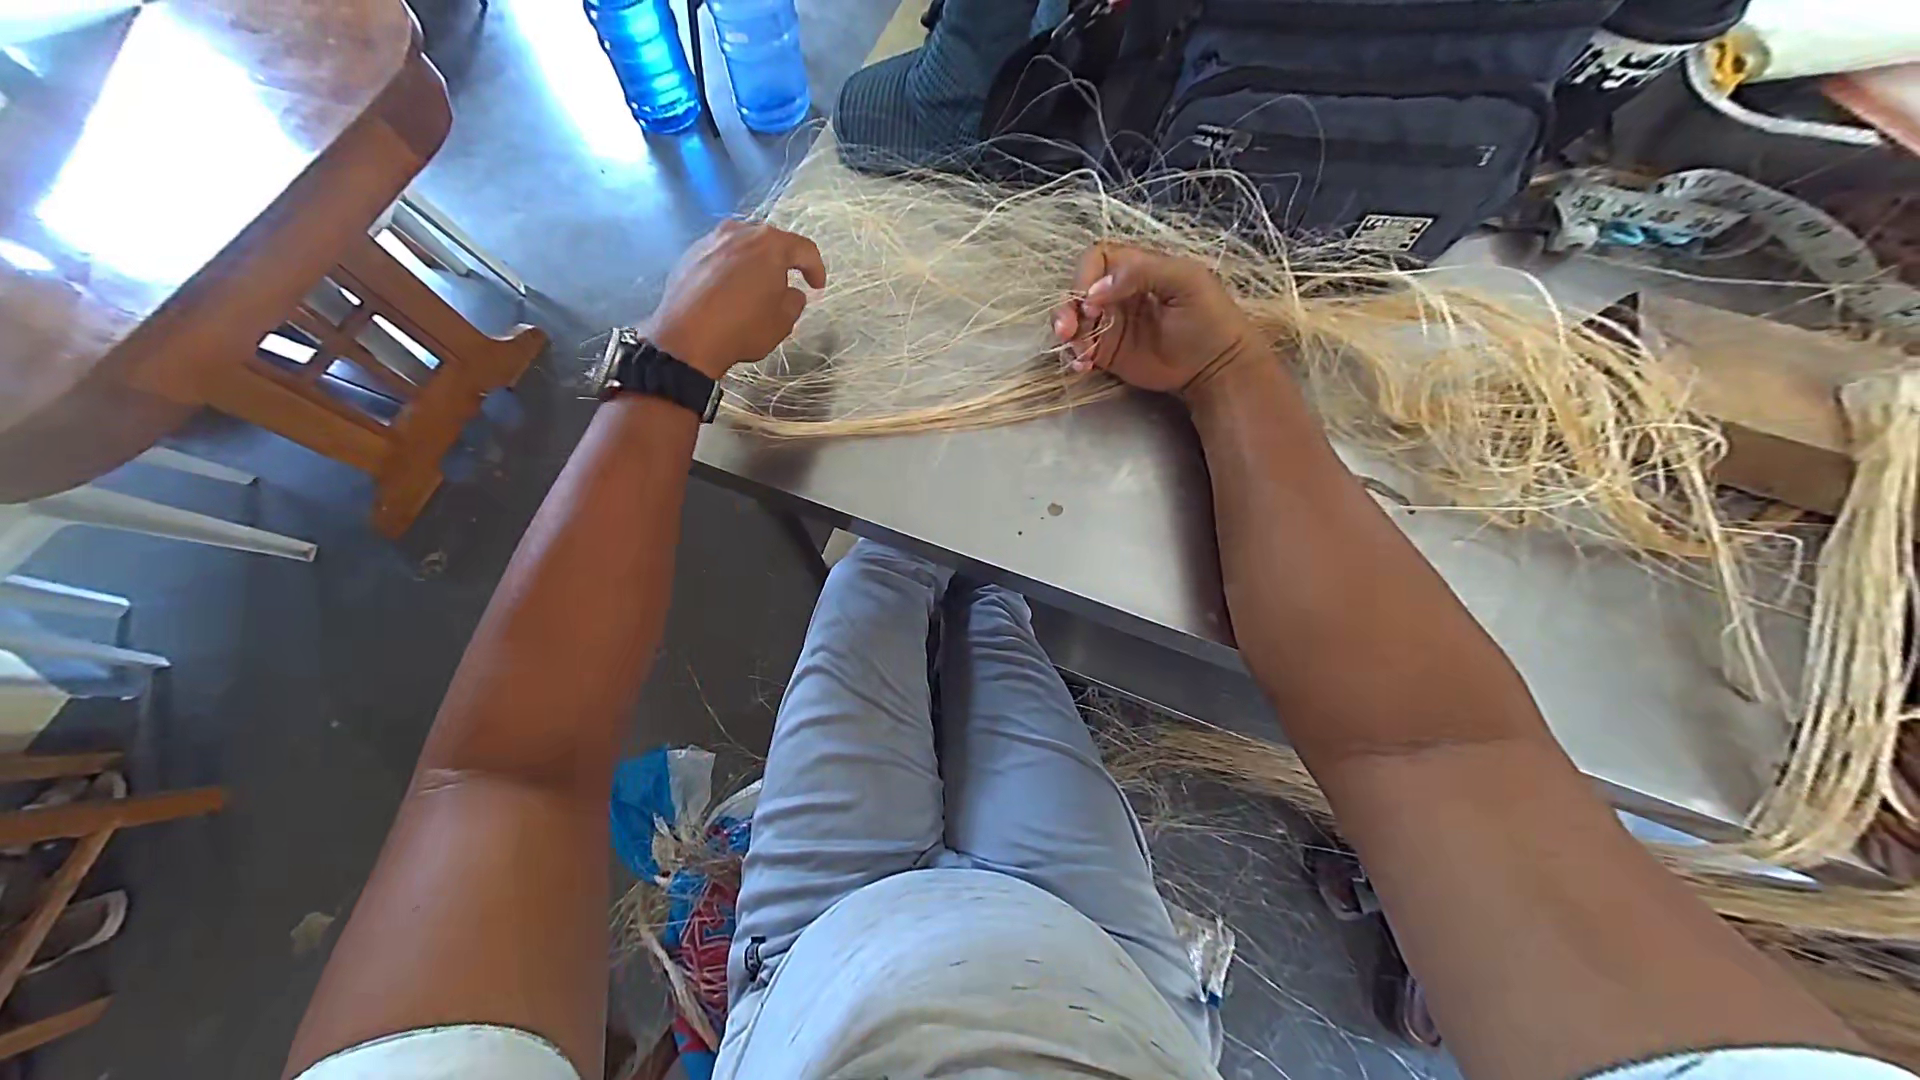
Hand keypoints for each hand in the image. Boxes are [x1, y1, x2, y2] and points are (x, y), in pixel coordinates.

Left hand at [647, 220, 827, 378]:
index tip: (817, 286)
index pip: (804, 249)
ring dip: (754, 263)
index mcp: (770, 244)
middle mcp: (739, 232)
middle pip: (770, 241)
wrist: (688, 337)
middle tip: (787, 283)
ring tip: (756, 287)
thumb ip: (794, 300)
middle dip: (782, 261)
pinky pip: (720, 256)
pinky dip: (730, 269)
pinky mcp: (689, 254)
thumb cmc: (743, 327)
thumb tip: (791, 292)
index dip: (816, 268)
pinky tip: (729, 291)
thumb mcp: (783, 321)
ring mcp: (710, 240)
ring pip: (742, 245)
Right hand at [1051, 244, 1265, 400]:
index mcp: (1136, 268)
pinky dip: (1074, 356)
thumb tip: (1095, 291)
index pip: (1096, 260)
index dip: (1086, 276)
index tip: (1091, 301)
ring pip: (1072, 320)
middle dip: (1065, 308)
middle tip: (1067, 330)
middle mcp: (1116, 293)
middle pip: (1076, 290)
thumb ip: (1143, 273)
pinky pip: (1079, 349)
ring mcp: (1109, 324)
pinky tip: (1084, 366)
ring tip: (1080, 354)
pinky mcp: (1106, 353)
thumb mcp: (1185, 281)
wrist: (1217, 365)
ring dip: (1067, 335)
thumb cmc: (1209, 317)